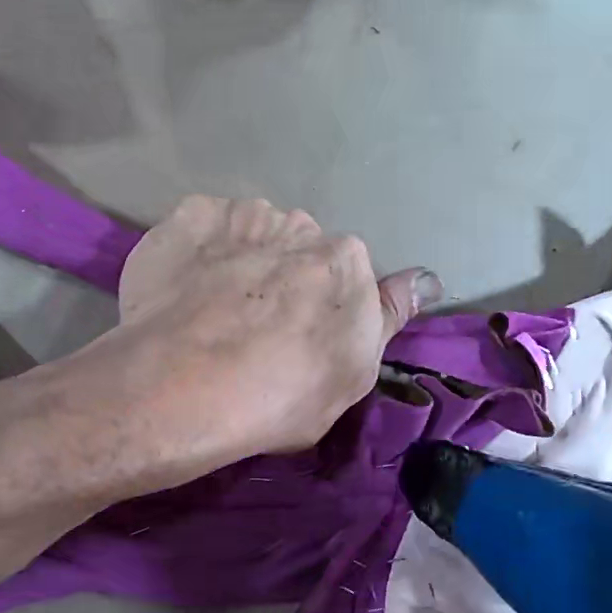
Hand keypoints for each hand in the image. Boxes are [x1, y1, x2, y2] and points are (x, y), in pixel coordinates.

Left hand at [101, 196, 441, 475]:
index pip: (343, 275)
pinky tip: (183, 291)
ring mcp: (242, 216)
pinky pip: (203, 230)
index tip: (298, 338)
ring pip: (250, 234)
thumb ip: (388, 316)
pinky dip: (197, 253)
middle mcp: (301, 225)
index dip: (320, 308)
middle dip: (280, 279)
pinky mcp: (188, 217)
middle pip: (296, 250)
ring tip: (211, 312)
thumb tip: (428, 279)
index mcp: (347, 260)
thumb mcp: (355, 374)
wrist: (186, 387)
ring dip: (240, 261)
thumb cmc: (282, 397)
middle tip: (252, 330)